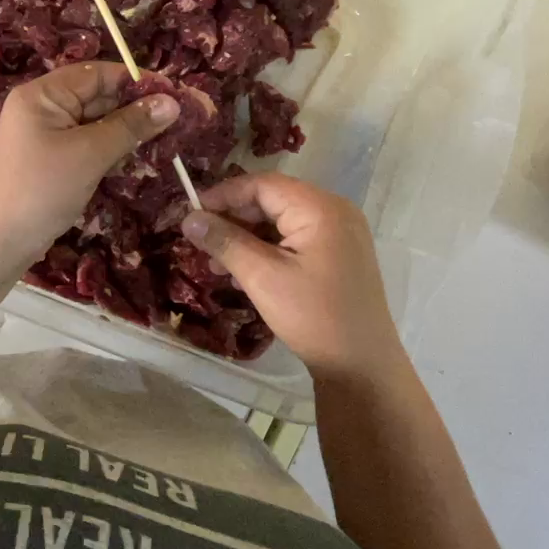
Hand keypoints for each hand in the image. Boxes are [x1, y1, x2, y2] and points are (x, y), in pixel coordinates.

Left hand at [0, 62, 178, 256]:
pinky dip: (111, 148)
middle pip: (96, 96)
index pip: (96, 73)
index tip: (176, 93)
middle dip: (135, 107)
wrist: (0, 242)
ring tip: (169, 136)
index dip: (136, 80)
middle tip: (181, 117)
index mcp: (41, 95)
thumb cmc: (42, 190)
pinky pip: (86, 144)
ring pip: (94, 122)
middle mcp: (40, 108)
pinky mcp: (49, 160)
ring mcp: (43, 135)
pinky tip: (140, 156)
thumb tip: (172, 102)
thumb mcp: (89, 154)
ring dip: (127, 129)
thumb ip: (130, 126)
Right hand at [180, 173, 407, 382]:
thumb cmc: (312, 315)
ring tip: (217, 264)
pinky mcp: (336, 255)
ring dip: (245, 238)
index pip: (262, 185)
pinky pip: (293, 240)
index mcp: (320, 209)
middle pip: (271, 200)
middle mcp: (334, 212)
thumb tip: (189, 218)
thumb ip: (224, 242)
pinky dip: (265, 250)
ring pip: (279, 222)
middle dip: (233, 219)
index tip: (191, 215)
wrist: (360, 363)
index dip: (223, 195)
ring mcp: (338, 234)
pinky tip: (243, 273)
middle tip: (201, 243)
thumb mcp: (261, 277)